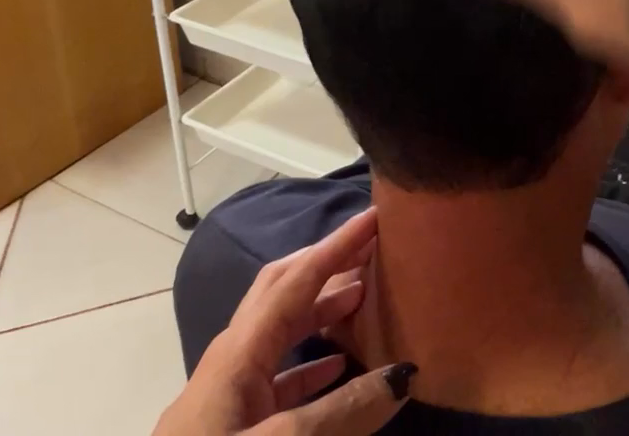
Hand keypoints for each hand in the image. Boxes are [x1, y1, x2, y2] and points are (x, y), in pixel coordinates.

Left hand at [154, 208, 413, 435]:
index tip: (376, 215)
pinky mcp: (228, 431)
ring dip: (321, 311)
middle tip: (372, 251)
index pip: (294, 281)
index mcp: (234, 357)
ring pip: (279, 336)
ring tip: (366, 302)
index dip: (336, 245)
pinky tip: (338, 368)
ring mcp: (224, 402)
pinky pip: (278, 377)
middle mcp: (227, 367)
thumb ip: (343, 410)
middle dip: (326, 267)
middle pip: (280, 297)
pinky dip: (312, 362)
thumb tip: (404, 372)